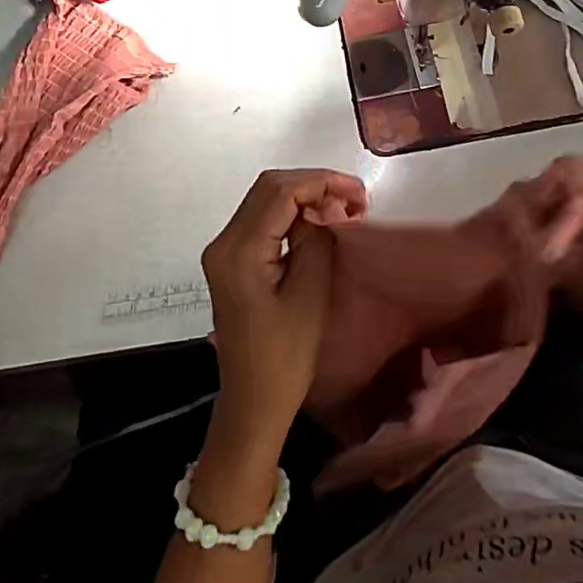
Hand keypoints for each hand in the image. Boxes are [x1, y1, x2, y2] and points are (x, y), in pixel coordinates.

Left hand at [201, 169, 367, 442]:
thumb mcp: (310, 295)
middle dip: (314, 184)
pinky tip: (320, 222)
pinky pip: (263, 221)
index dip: (322, 183)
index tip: (359, 194)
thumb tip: (324, 208)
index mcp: (238, 253)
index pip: (280, 193)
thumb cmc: (285, 357)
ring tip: (345, 209)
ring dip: (305, 196)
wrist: (254, 399)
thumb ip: (316, 240)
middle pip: (269, 188)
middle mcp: (222, 244)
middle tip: (355, 200)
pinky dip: (293, 214)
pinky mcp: (232, 261)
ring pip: (265, 200)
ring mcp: (224, 252)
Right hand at [536, 157, 582, 399]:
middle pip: (575, 193)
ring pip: (573, 222)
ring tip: (545, 287)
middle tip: (523, 263)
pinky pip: (581, 253)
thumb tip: (556, 244)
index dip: (557, 208)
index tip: (536, 252)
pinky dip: (568, 273)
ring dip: (553, 248)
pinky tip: (580, 304)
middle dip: (544, 220)